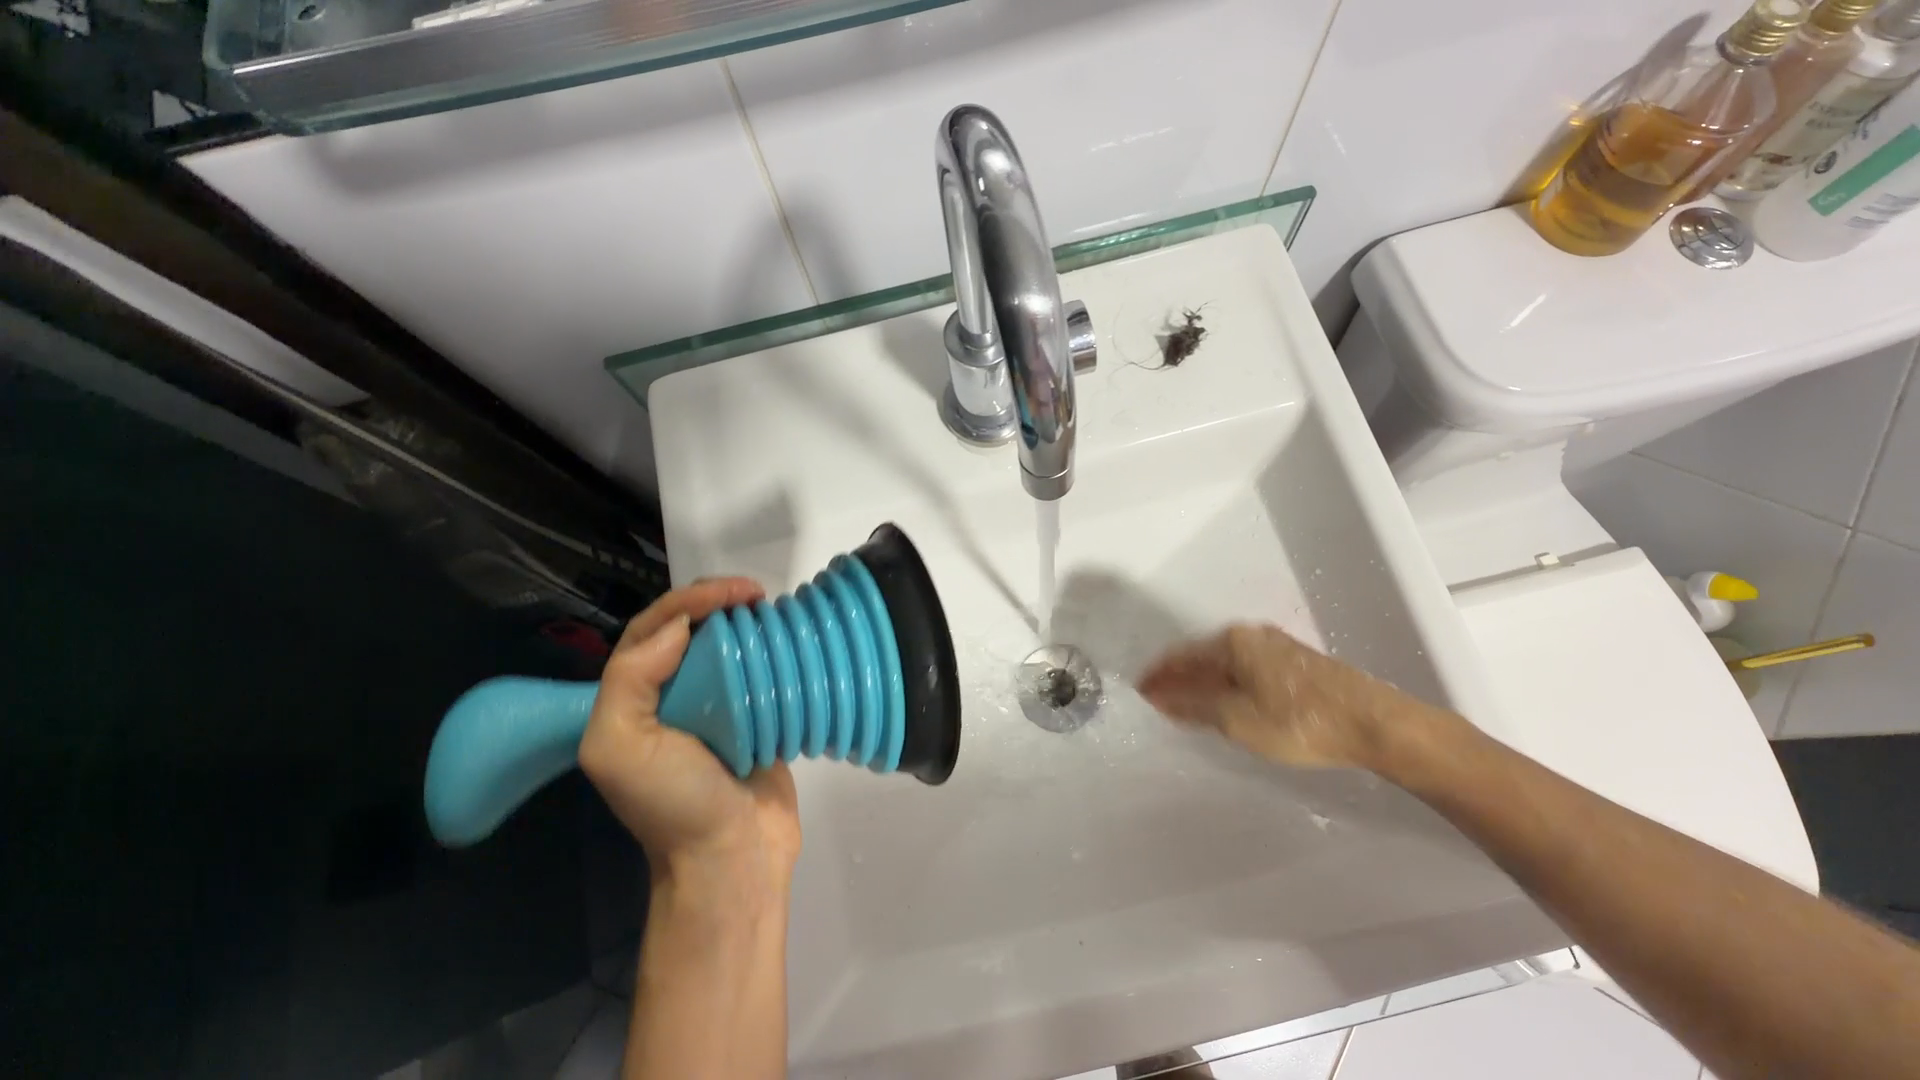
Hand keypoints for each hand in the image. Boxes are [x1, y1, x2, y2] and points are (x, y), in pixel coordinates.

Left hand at [579, 579, 801, 882]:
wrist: (732, 859)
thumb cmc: (674, 804)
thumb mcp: (619, 746)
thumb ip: (631, 679)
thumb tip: (681, 628)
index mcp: (632, 700)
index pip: (652, 630)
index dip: (688, 600)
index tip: (733, 593)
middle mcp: (670, 698)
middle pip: (691, 631)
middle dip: (719, 602)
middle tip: (757, 594)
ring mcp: (716, 710)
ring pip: (727, 648)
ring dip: (748, 623)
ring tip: (774, 611)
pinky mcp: (755, 722)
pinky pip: (760, 676)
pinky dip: (772, 653)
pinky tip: (789, 641)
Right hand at [1138, 623, 1422, 770]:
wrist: (1373, 724)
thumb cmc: (1297, 722)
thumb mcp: (1236, 720)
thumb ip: (1194, 707)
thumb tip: (1159, 697)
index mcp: (1233, 641)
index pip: (1181, 654)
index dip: (1158, 675)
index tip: (1140, 692)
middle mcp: (1253, 636)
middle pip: (1203, 655)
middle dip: (1179, 678)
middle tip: (1159, 703)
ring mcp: (1278, 648)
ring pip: (1226, 664)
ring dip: (1204, 684)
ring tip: (1188, 708)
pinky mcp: (1297, 666)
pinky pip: (1247, 671)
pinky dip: (1228, 686)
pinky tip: (1229, 706)